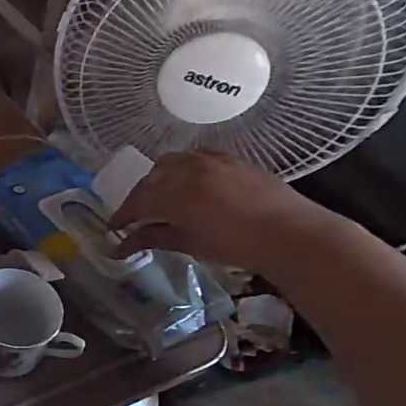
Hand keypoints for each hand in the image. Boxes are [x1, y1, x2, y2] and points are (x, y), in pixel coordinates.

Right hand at [107, 150, 341, 273]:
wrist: (291, 234)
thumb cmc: (236, 246)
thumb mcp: (188, 243)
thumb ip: (152, 239)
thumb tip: (119, 248)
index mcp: (174, 194)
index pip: (136, 203)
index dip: (122, 217)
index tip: (114, 230)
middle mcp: (187, 170)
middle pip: (149, 180)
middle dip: (137, 198)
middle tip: (134, 218)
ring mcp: (209, 160)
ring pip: (169, 164)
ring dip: (157, 180)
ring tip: (159, 198)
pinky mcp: (229, 158)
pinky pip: (195, 157)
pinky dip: (182, 168)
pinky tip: (187, 183)